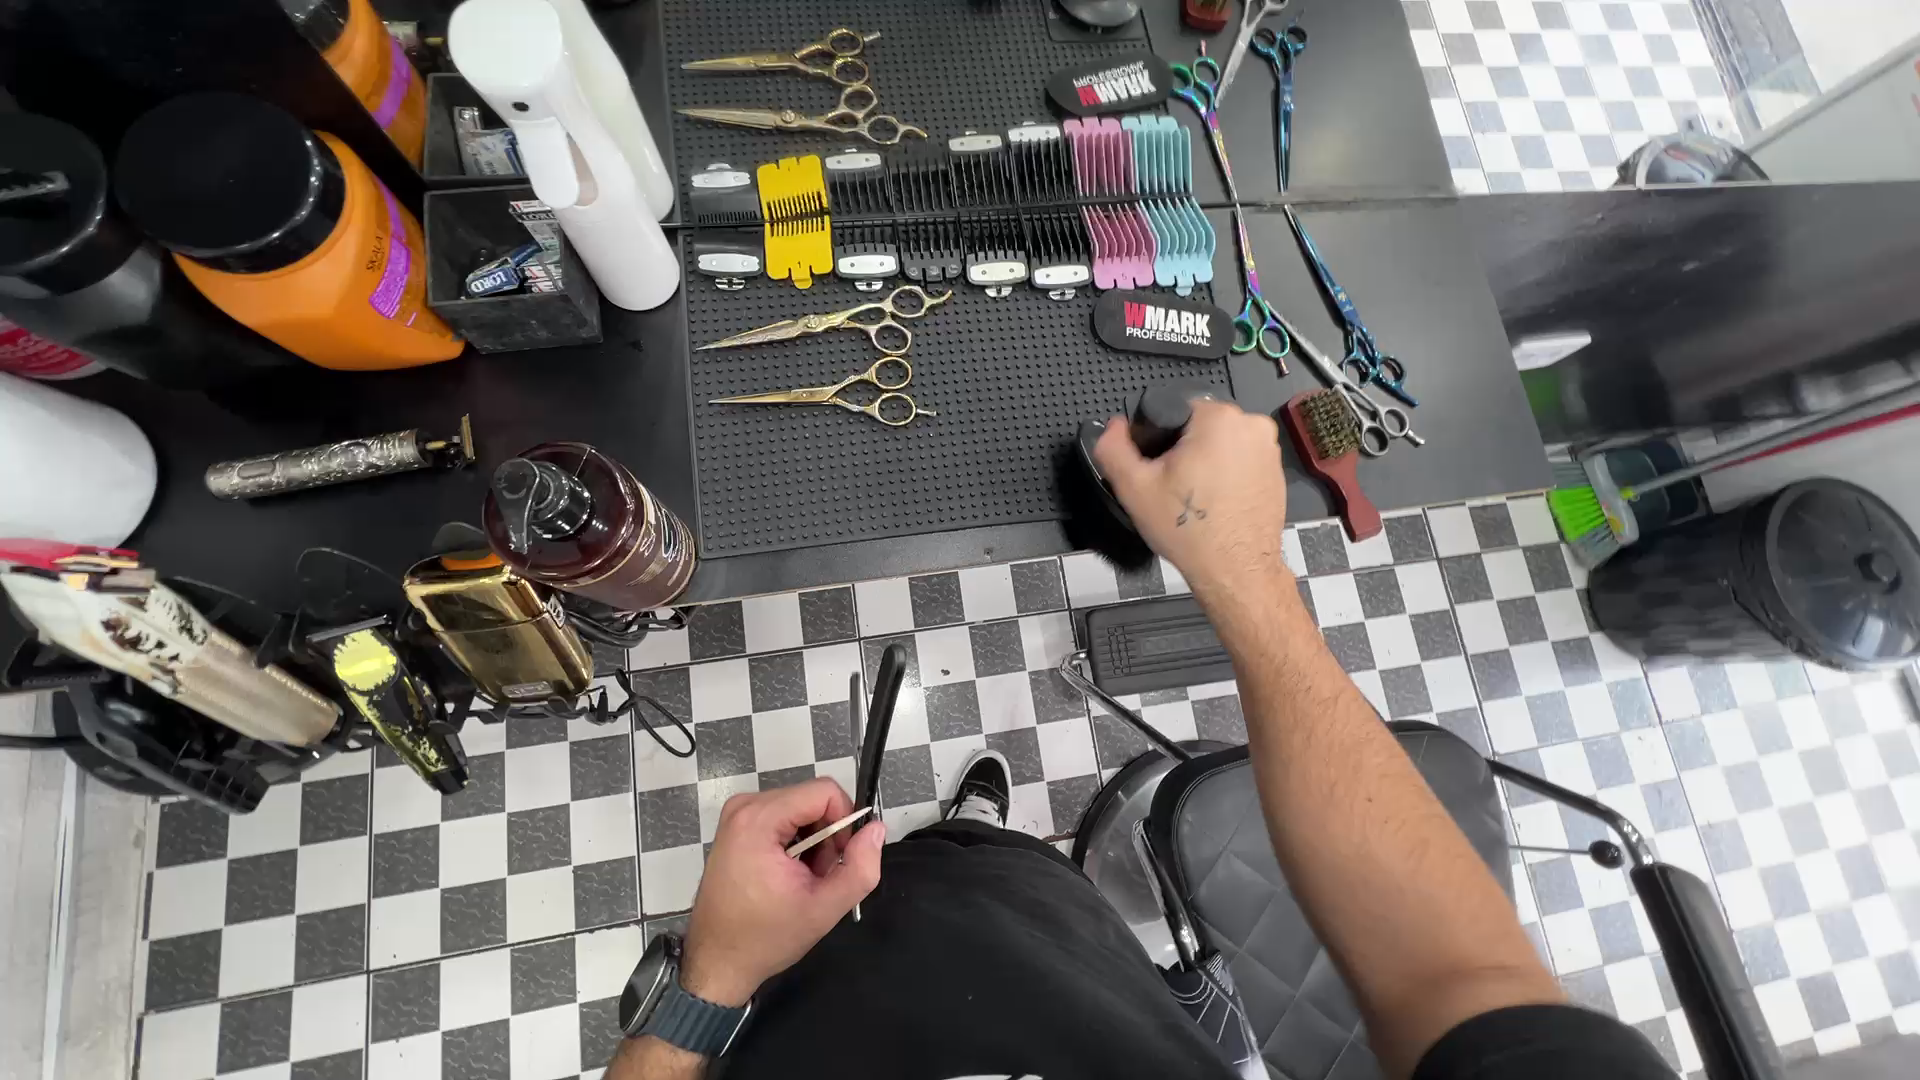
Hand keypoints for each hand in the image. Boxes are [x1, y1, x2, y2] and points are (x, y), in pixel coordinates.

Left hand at [680, 778, 884, 1006]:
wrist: (716, 964)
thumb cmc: (766, 938)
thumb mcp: (824, 909)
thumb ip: (860, 868)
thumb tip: (876, 829)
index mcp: (759, 819)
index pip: (824, 791)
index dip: (845, 820)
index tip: (840, 858)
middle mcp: (745, 806)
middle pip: (812, 799)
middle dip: (828, 834)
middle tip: (820, 876)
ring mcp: (738, 814)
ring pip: (801, 808)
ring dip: (814, 839)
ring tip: (804, 878)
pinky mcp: (737, 825)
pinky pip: (784, 816)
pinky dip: (796, 840)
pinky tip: (789, 873)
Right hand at [1092, 399, 1289, 595]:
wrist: (1236, 570)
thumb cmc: (1188, 528)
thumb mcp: (1134, 488)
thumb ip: (1113, 448)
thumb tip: (1112, 427)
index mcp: (1218, 417)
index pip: (1173, 410)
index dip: (1157, 440)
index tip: (1156, 470)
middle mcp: (1252, 424)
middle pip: (1198, 427)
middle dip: (1182, 451)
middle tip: (1171, 488)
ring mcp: (1269, 449)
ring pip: (1219, 444)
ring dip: (1204, 463)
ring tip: (1193, 498)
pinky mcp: (1276, 471)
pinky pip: (1240, 461)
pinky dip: (1225, 476)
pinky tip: (1214, 504)